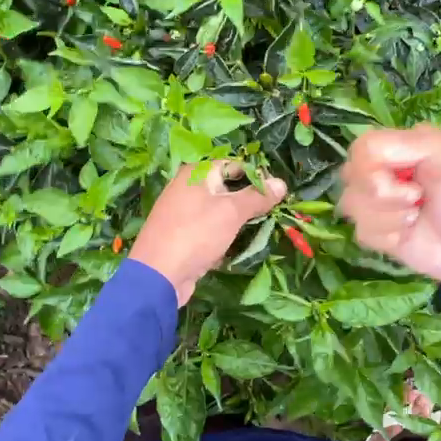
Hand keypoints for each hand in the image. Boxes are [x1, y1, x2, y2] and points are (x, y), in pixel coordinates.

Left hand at [130, 162, 287, 305]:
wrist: (158, 275)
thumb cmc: (196, 234)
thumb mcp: (231, 212)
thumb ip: (257, 196)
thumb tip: (281, 183)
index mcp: (196, 173)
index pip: (234, 164)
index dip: (257, 176)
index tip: (277, 192)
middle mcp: (186, 188)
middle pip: (226, 188)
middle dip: (249, 201)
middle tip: (272, 213)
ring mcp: (182, 213)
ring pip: (218, 212)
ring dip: (238, 222)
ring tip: (259, 232)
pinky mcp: (182, 236)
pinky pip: (209, 231)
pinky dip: (223, 238)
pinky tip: (235, 250)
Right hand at [338, 125, 440, 281]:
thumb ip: (414, 143)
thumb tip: (375, 163)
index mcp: (398, 145)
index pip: (363, 147)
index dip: (378, 169)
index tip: (413, 184)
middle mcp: (380, 168)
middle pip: (351, 174)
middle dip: (385, 195)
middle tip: (416, 202)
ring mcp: (373, 199)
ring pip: (351, 203)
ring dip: (389, 217)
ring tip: (414, 219)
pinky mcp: (371, 228)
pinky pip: (360, 229)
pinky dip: (387, 235)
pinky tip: (405, 235)